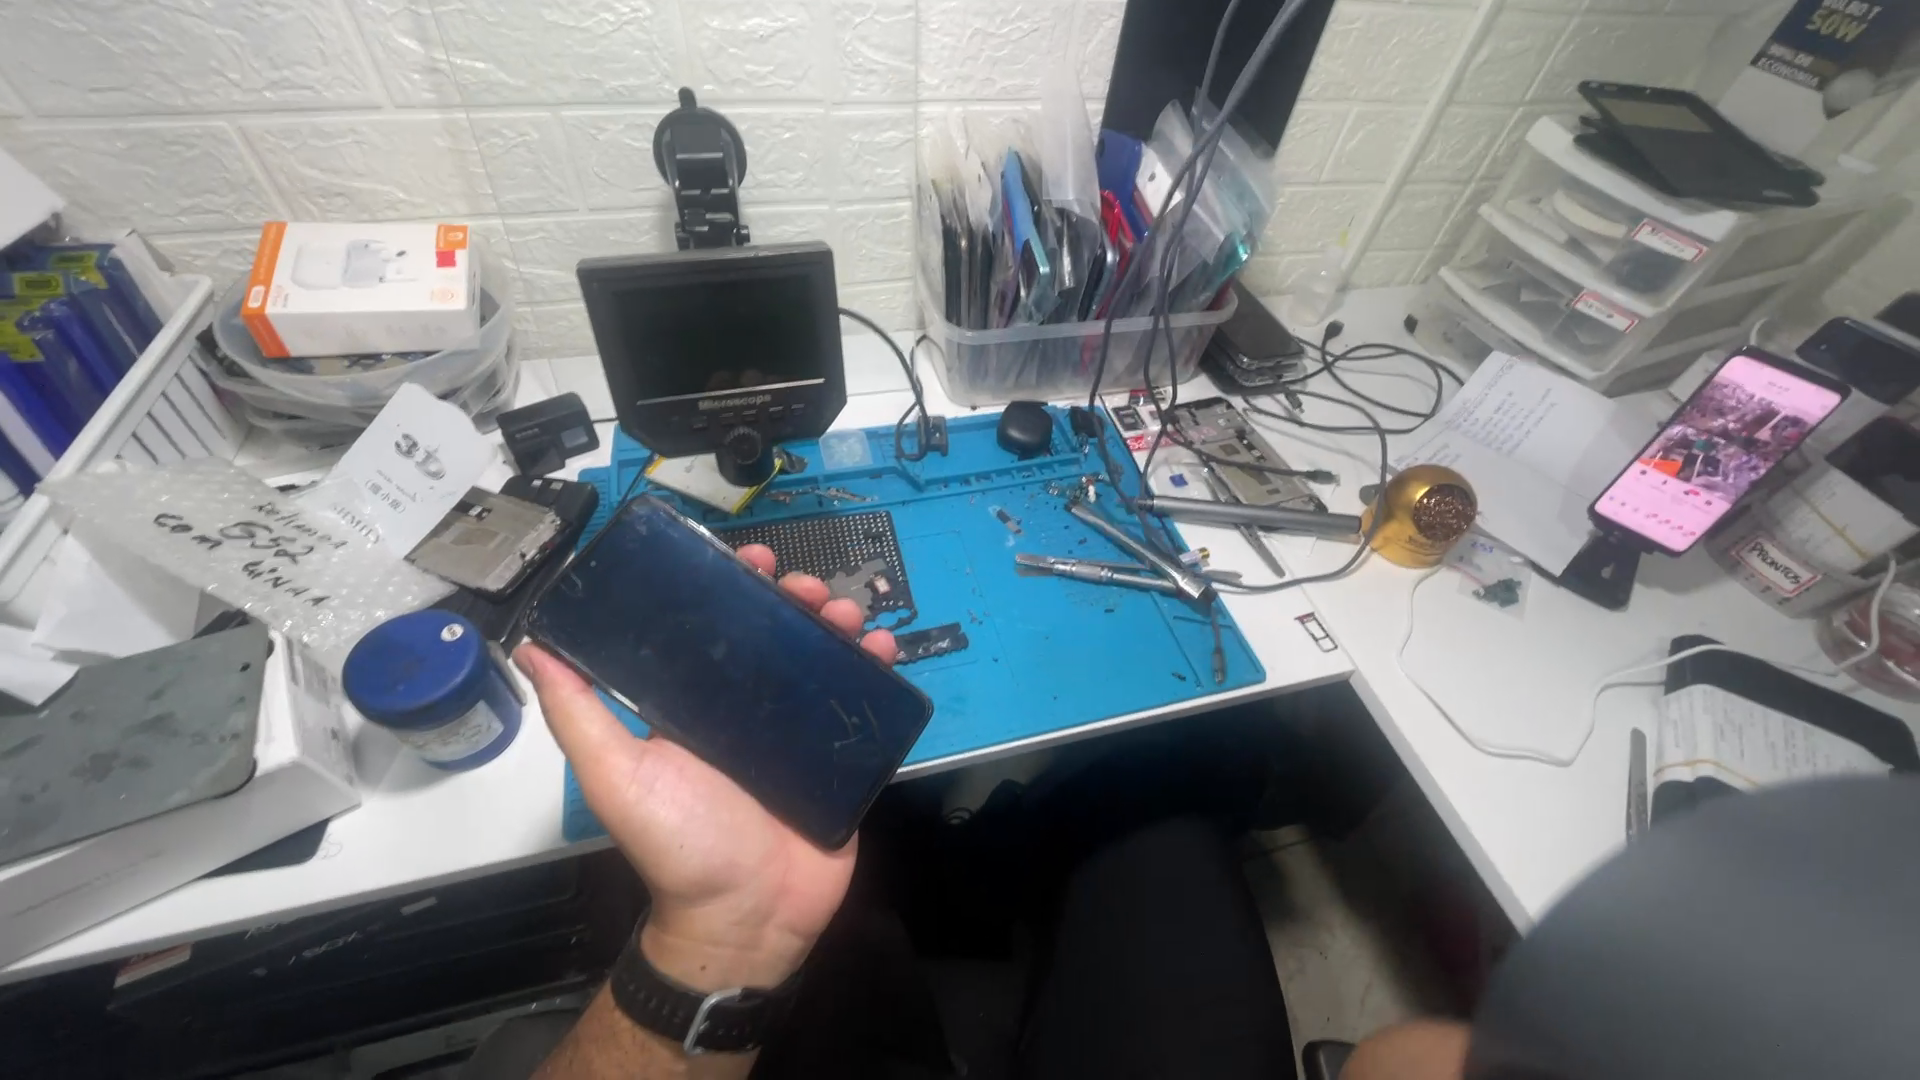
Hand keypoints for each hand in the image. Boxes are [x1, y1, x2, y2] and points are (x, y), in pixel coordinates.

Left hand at [514, 544, 896, 993]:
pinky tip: (885, 650)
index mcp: (701, 704)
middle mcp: (750, 708)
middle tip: (808, 587)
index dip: (737, 588)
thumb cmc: (680, 845)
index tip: (753, 560)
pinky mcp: (838, 753)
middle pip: (780, 636)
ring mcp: (799, 730)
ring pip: (824, 659)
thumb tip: (533, 645)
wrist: (748, 918)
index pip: (719, 629)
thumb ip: (581, 715)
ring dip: (839, 625)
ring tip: (849, 615)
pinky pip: (861, 702)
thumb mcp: (619, 775)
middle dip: (796, 600)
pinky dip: (876, 669)